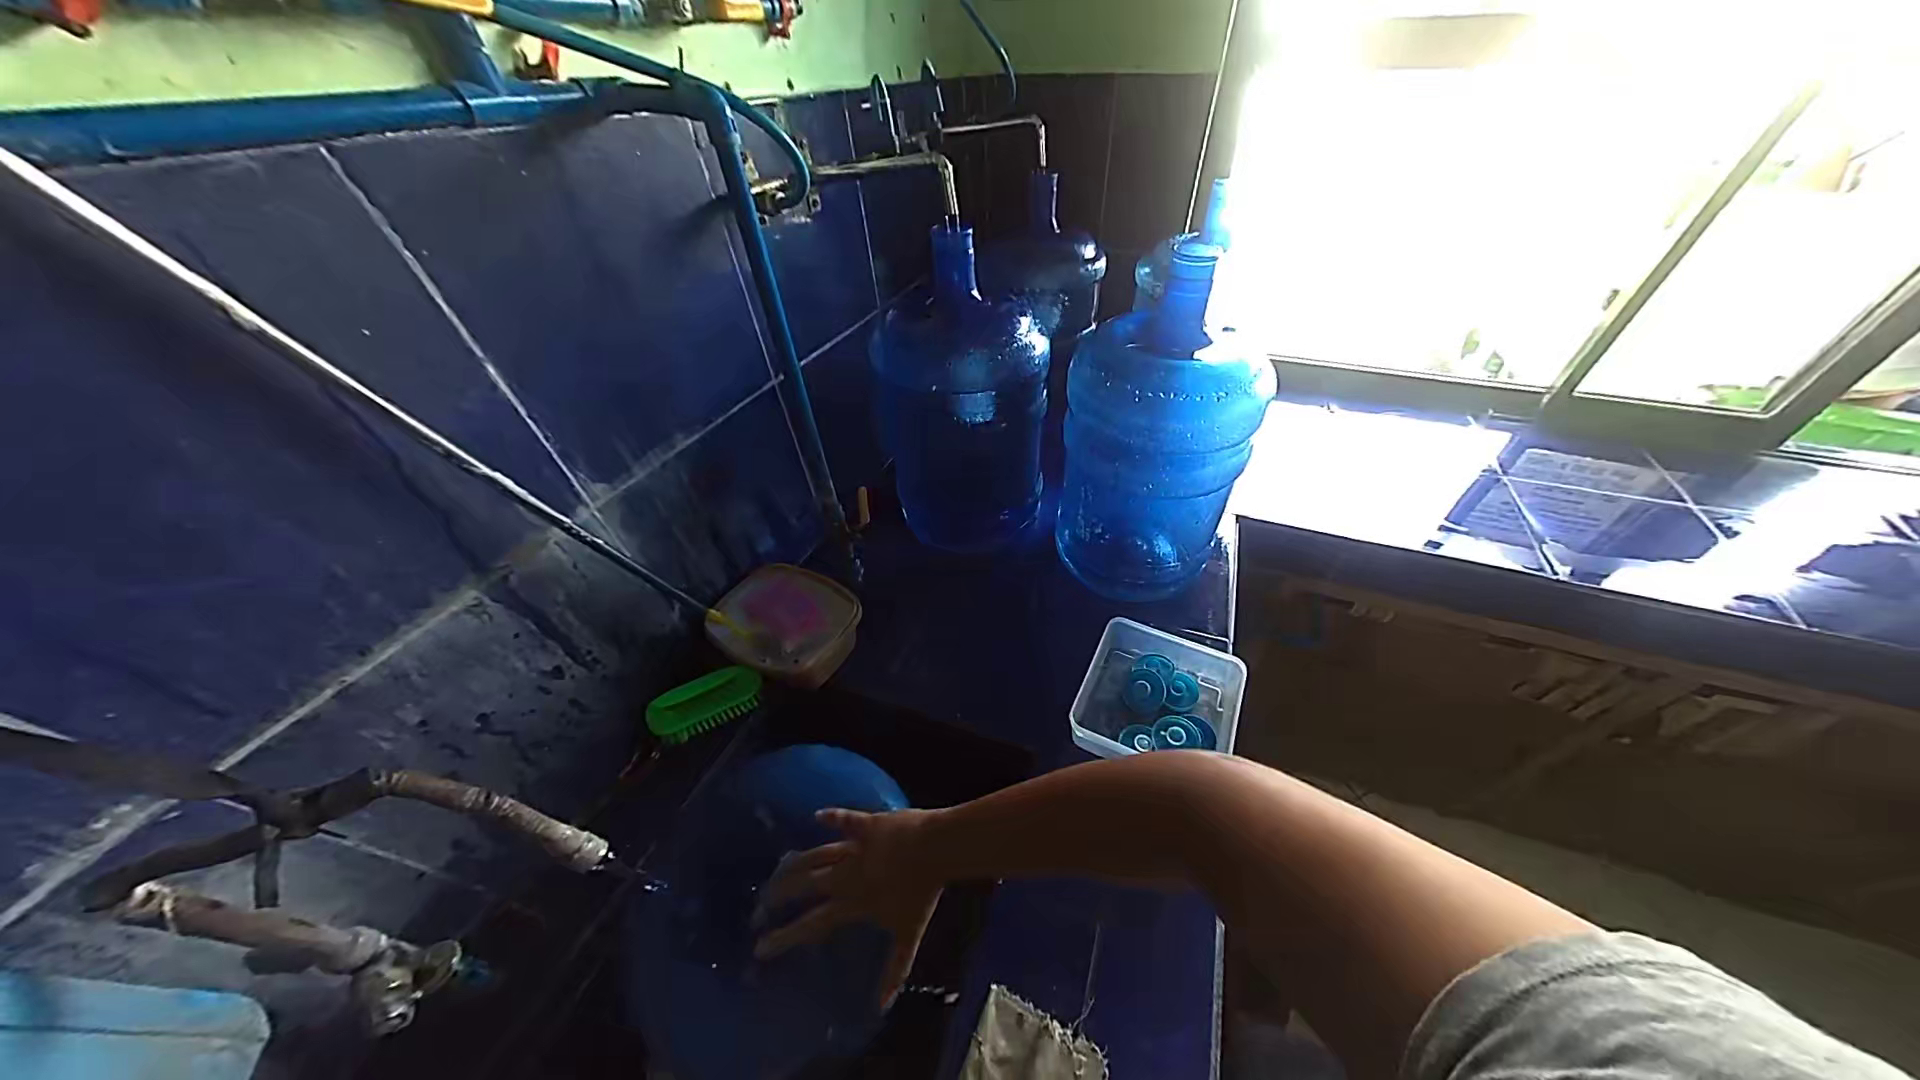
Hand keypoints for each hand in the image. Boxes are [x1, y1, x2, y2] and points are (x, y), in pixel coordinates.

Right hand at [753, 807, 943, 1008]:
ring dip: (797, 862)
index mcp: (852, 902)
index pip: (812, 924)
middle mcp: (846, 875)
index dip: (785, 936)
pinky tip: (818, 815)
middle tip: (760, 904)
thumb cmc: (921, 892)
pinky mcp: (867, 824)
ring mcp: (855, 847)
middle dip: (780, 895)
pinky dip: (833, 816)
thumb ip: (894, 969)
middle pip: (806, 885)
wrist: (934, 848)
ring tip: (779, 868)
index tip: (759, 947)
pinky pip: (847, 819)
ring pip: (818, 855)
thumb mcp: (909, 933)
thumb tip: (882, 1007)